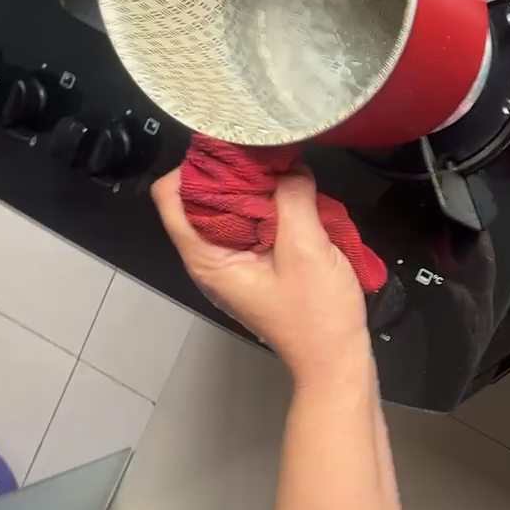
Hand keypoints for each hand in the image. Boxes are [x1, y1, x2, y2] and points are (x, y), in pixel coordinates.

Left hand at [152, 167, 371, 389]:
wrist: (337, 359)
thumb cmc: (318, 317)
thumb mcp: (308, 251)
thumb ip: (294, 202)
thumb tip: (292, 169)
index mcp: (209, 257)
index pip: (173, 194)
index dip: (199, 166)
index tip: (240, 150)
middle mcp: (214, 258)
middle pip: (205, 197)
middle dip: (240, 175)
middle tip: (278, 163)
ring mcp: (238, 263)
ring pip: (236, 209)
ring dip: (265, 193)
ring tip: (297, 186)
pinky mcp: (261, 267)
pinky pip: (260, 226)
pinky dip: (279, 211)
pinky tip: (306, 210)